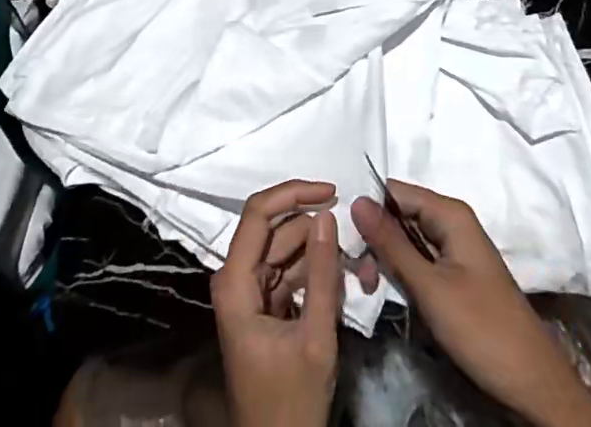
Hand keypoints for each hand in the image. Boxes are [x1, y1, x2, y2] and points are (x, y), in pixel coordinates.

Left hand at [212, 180, 343, 426]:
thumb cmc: (290, 398)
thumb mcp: (315, 335)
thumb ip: (322, 273)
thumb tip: (328, 215)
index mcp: (235, 282)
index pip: (258, 213)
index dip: (294, 193)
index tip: (332, 191)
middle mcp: (236, 278)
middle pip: (276, 230)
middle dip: (316, 229)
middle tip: (354, 239)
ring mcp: (250, 291)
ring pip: (286, 248)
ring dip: (319, 250)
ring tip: (353, 263)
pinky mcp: (265, 304)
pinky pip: (291, 270)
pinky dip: (315, 269)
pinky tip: (341, 276)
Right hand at [352, 181, 590, 426]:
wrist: (529, 378)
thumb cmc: (480, 326)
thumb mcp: (429, 285)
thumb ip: (391, 242)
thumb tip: (357, 201)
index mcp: (450, 214)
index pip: (396, 191)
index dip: (366, 206)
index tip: (339, 230)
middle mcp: (451, 222)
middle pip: (399, 214)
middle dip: (373, 237)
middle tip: (355, 271)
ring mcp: (453, 249)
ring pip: (405, 239)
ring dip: (383, 258)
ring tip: (366, 285)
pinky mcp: (451, 273)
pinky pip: (417, 259)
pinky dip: (399, 271)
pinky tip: (382, 289)